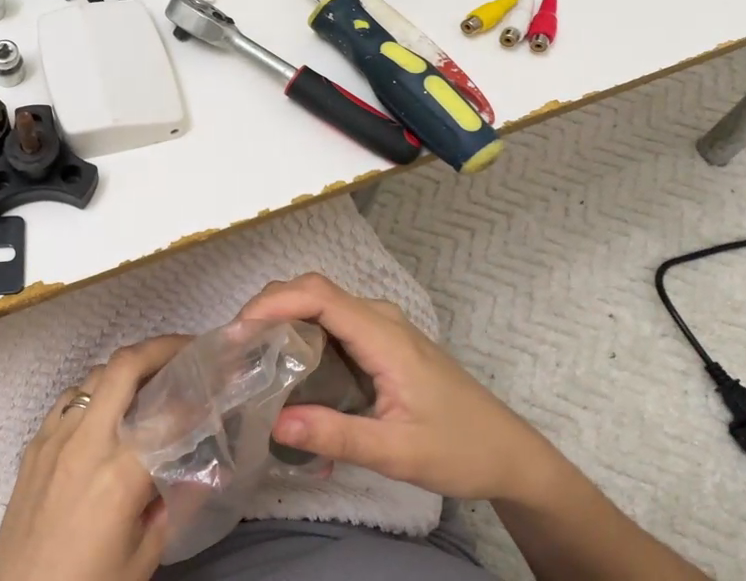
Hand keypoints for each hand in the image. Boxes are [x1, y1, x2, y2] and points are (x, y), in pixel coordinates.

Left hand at [0, 335, 190, 580]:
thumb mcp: (145, 556)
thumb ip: (174, 505)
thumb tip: (200, 469)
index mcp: (120, 474)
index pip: (169, 414)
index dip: (199, 392)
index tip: (219, 378)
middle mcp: (85, 442)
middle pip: (123, 367)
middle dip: (159, 347)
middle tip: (187, 349)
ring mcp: (54, 437)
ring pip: (93, 376)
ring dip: (126, 368)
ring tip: (152, 377)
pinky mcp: (34, 444)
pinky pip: (69, 401)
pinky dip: (94, 392)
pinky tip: (108, 409)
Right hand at [239, 273, 562, 502]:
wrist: (511, 455)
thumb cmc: (460, 450)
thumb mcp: (398, 453)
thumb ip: (337, 436)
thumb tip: (274, 422)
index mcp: (384, 336)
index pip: (317, 295)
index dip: (272, 303)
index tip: (237, 330)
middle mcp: (380, 318)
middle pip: (311, 289)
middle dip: (266, 306)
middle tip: (233, 345)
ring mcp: (381, 326)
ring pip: (319, 301)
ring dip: (280, 315)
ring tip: (248, 351)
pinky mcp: (380, 340)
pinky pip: (330, 318)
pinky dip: (298, 327)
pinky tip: (284, 360)